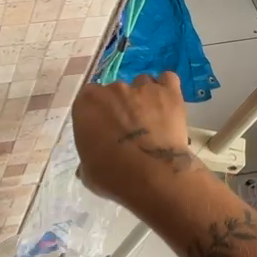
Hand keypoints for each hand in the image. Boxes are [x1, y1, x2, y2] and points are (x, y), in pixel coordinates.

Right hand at [70, 72, 202, 211]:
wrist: (151, 175)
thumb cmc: (112, 175)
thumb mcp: (88, 171)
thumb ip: (87, 159)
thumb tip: (88, 165)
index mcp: (87, 104)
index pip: (88, 100)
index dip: (96, 115)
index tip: (102, 130)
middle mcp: (113, 89)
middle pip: (115, 92)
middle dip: (119, 108)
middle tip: (126, 131)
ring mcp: (143, 87)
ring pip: (141, 85)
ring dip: (143, 98)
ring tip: (149, 121)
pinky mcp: (170, 91)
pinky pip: (167, 80)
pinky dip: (166, 90)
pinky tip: (166, 106)